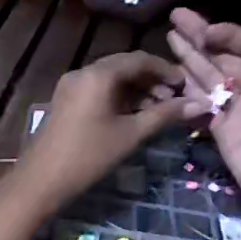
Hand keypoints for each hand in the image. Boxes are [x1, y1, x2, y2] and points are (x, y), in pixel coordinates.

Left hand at [14, 51, 208, 205]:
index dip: (166, 70)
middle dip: (152, 81)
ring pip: (111, 80)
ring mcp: (70, 86)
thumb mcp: (130, 135)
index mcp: (98, 74)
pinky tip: (133, 116)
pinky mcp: (65, 101)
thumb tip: (199, 104)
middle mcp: (82, 72)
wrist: (41, 180)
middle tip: (175, 99)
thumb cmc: (88, 156)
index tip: (186, 85)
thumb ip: (164, 115)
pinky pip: (97, 91)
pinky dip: (118, 98)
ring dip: (136, 91)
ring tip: (158, 111)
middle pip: (124, 67)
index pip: (139, 59)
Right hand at [167, 8, 240, 225]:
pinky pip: (202, 107)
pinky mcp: (223, 133)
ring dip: (190, 59)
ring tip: (169, 37)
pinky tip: (170, 77)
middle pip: (226, 57)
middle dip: (202, 37)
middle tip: (175, 17)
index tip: (206, 29)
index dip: (229, 33)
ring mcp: (240, 111)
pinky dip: (187, 92)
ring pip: (210, 78)